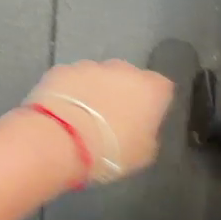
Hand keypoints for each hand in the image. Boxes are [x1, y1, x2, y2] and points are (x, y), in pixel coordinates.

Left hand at [28, 60, 174, 180]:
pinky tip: (60, 112)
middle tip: (108, 121)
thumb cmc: (109, 152)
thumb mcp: (143, 153)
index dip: (151, 105)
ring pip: (97, 77)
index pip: (161, 90)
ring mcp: (91, 66)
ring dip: (92, 92)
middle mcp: (125, 69)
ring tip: (80, 118)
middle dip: (120, 94)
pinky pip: (70, 80)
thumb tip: (141, 128)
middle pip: (127, 78)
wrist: (60, 142)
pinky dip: (67, 92)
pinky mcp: (61, 69)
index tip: (140, 122)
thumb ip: (148, 133)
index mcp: (152, 88)